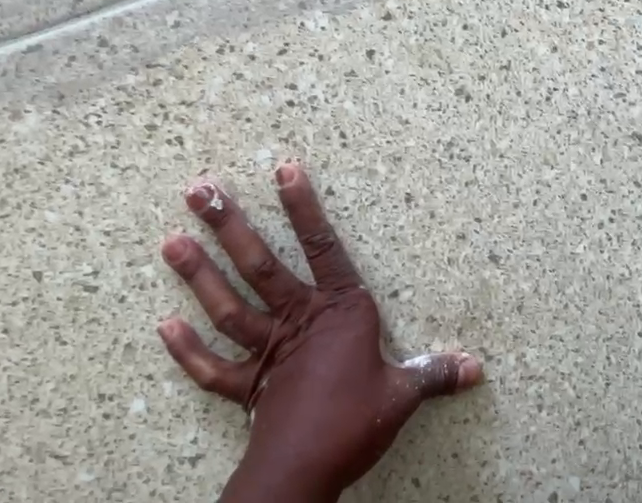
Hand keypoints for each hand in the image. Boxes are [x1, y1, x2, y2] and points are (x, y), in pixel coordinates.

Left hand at [157, 162, 481, 502]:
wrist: (301, 474)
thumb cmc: (353, 423)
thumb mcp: (403, 394)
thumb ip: (435, 373)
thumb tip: (477, 370)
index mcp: (339, 311)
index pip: (322, 246)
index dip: (304, 207)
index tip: (285, 168)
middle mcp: (299, 321)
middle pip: (260, 265)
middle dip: (230, 225)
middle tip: (200, 190)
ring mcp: (267, 353)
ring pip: (228, 305)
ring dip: (198, 273)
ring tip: (171, 239)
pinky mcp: (247, 387)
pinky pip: (212, 367)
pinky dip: (187, 349)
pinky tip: (164, 326)